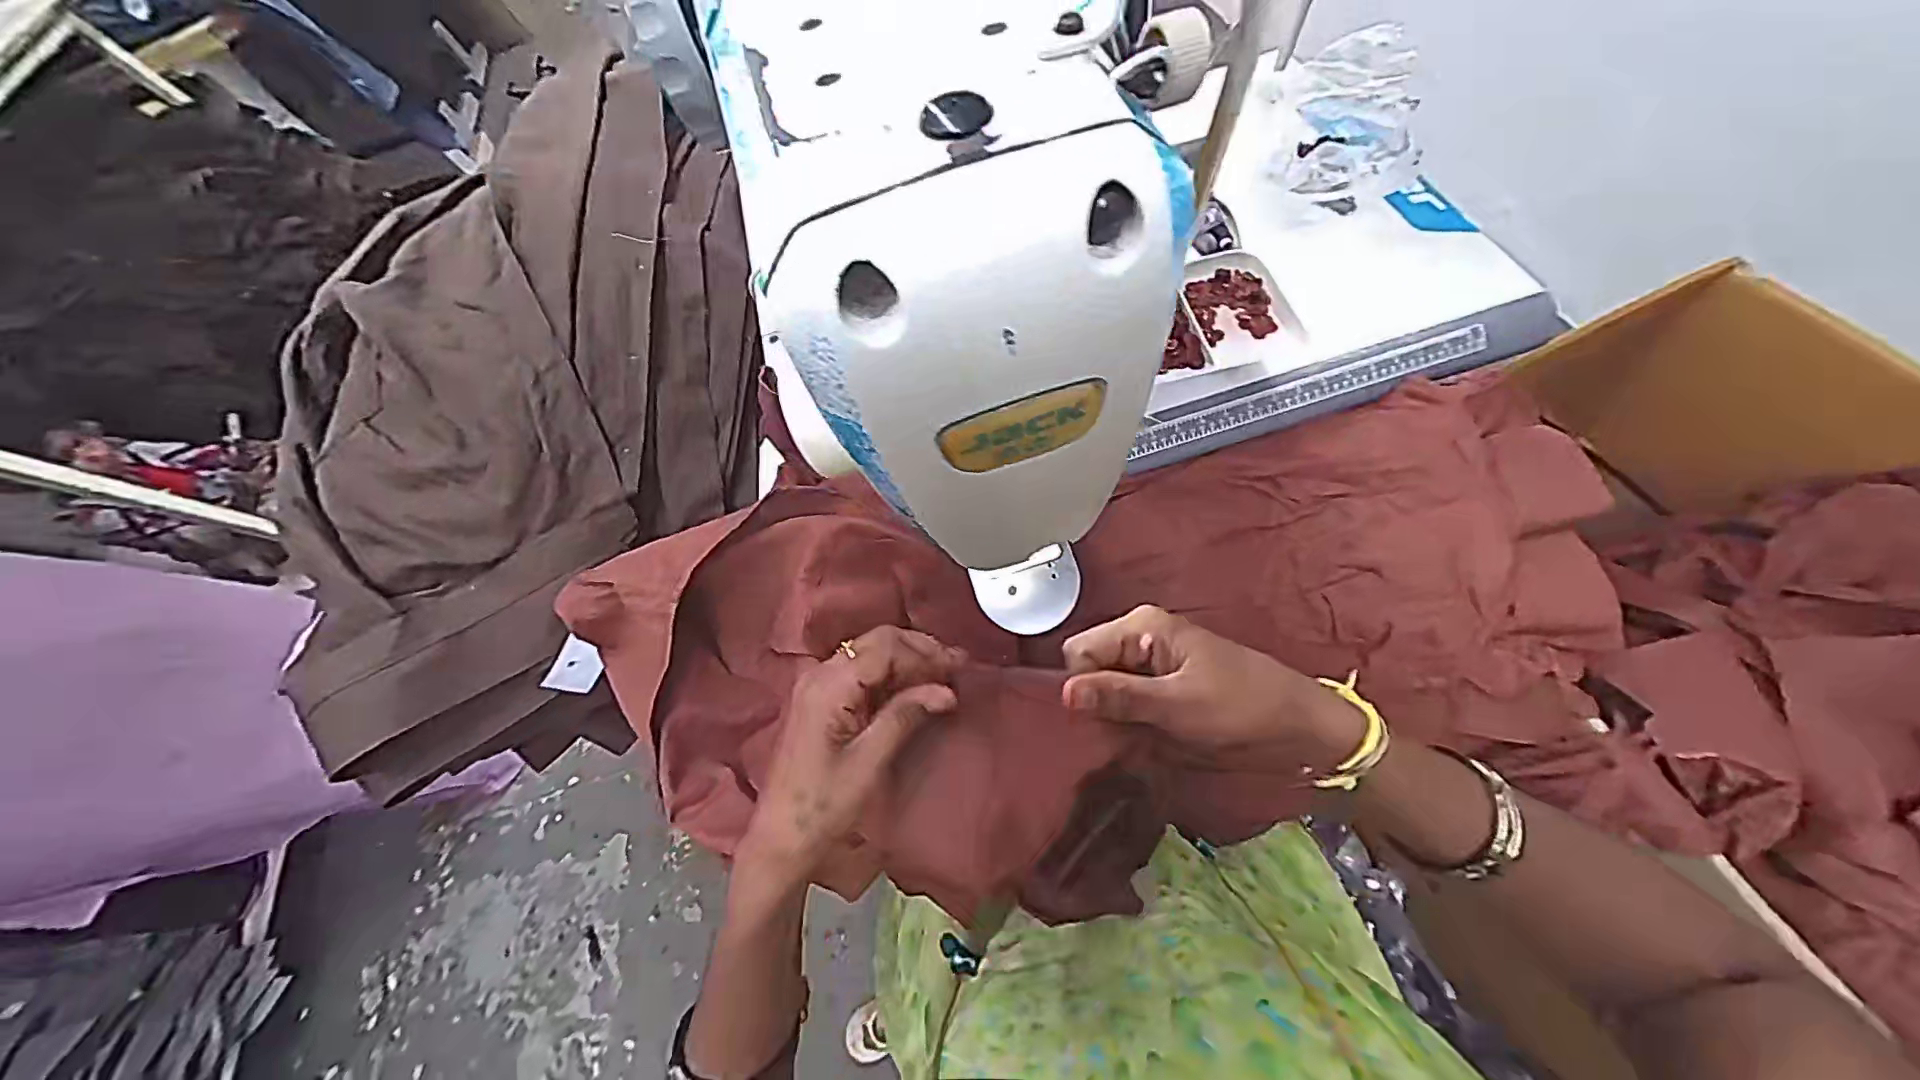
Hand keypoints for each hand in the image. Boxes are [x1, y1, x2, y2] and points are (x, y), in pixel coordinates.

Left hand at [740, 626, 964, 884]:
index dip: (924, 652)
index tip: (958, 666)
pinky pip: (860, 673)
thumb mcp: (870, 761)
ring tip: (942, 675)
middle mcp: (819, 674)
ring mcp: (816, 686)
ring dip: (906, 660)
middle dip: (918, 650)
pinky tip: (914, 687)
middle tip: (955, 666)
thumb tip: (946, 690)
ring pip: (869, 654)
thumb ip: (905, 715)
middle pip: (876, 642)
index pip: (884, 647)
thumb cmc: (824, 805)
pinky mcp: (819, 700)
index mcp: (828, 686)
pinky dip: (890, 675)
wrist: (781, 838)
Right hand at [1060, 605, 1363, 769]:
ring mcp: (1149, 664)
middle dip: (1094, 703)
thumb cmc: (1244, 709)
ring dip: (1110, 717)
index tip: (1100, 721)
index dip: (1082, 687)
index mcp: (1141, 626)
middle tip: (1115, 735)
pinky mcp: (1159, 688)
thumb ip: (1119, 697)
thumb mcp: (1179, 706)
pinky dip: (1125, 723)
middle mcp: (1139, 638)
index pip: (1079, 652)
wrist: (1301, 730)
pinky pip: (1123, 702)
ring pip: (1103, 689)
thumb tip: (1063, 693)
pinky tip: (1138, 741)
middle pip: (1088, 669)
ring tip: (1128, 741)